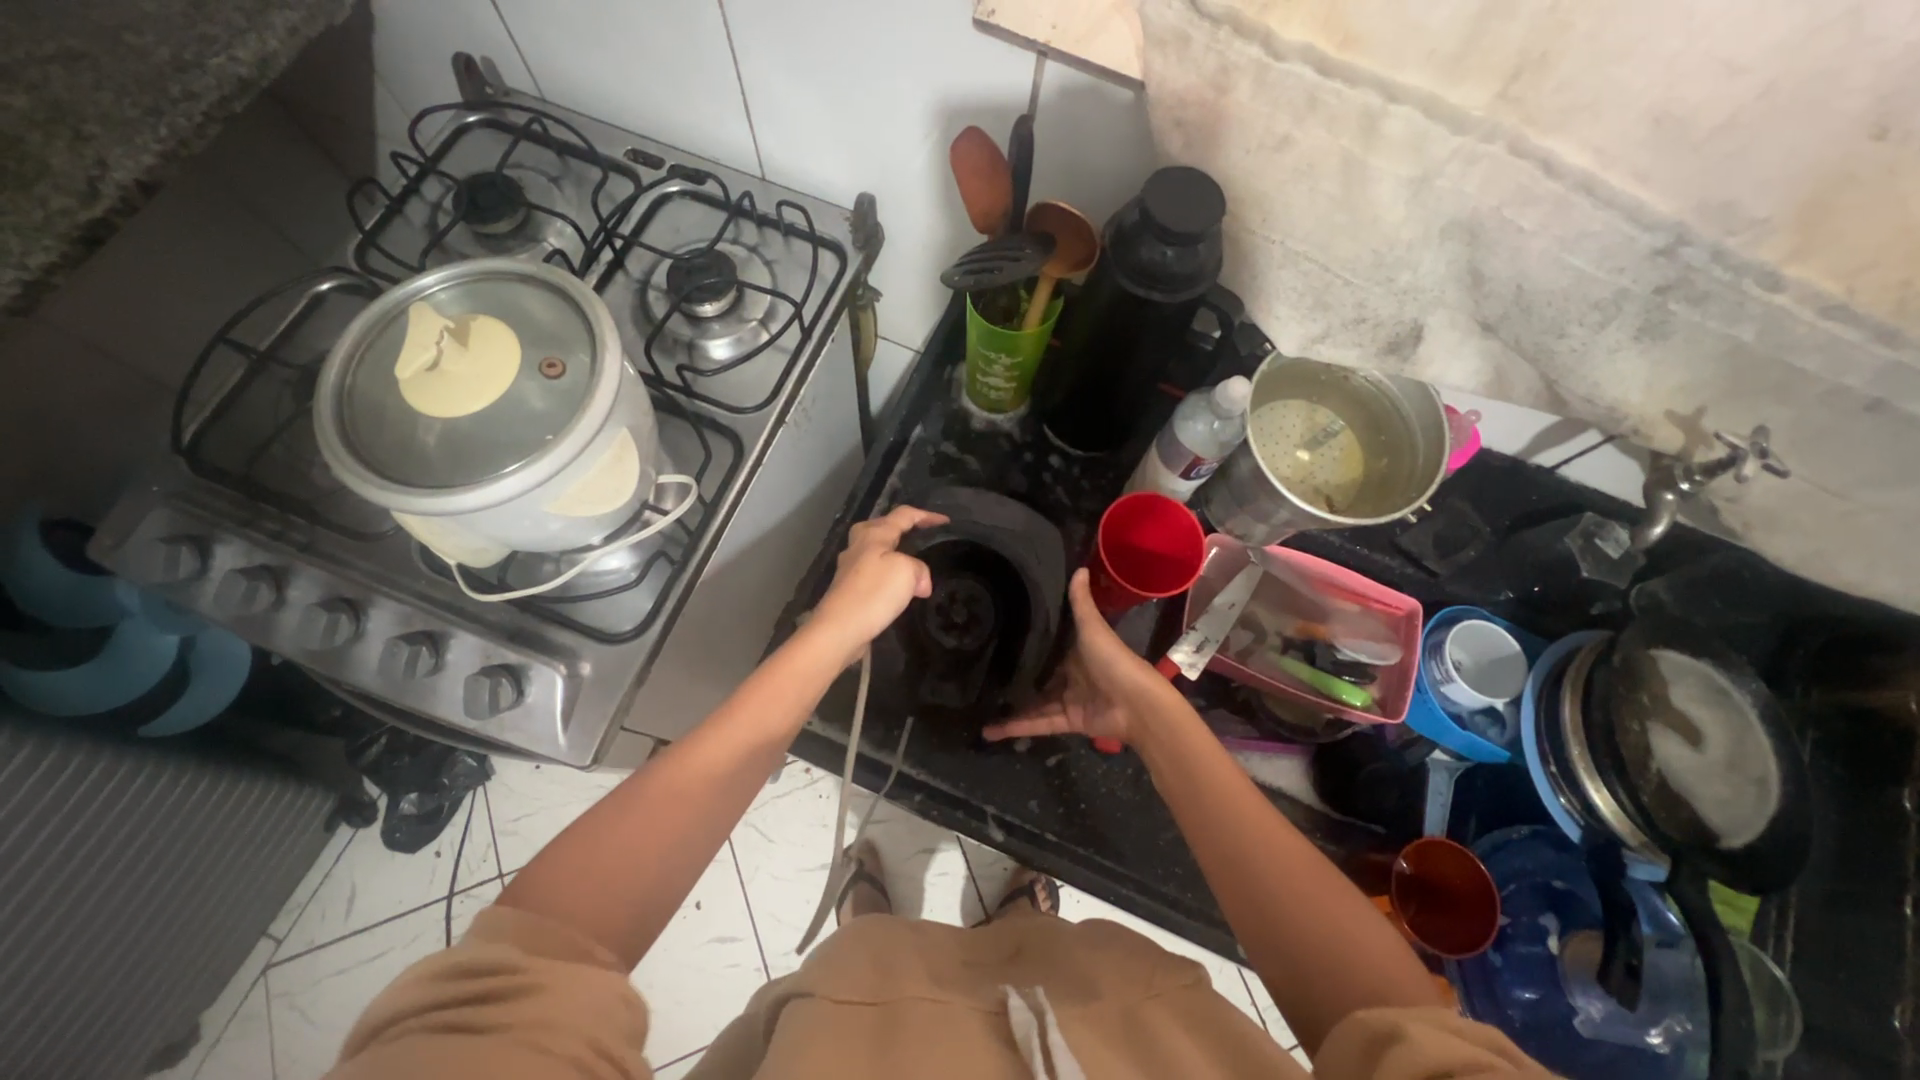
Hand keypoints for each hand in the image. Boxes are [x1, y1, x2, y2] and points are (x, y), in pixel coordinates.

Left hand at [808, 505, 948, 663]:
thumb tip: (921, 583)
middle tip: (921, 537)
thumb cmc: (873, 593)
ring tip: (913, 565)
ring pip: (875, 551)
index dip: (926, 516)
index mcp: (874, 535)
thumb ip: (919, 569)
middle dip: (902, 528)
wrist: (839, 629)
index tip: (945, 522)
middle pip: (881, 527)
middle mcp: (858, 546)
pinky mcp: (848, 590)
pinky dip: (888, 576)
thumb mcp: (907, 572)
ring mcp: (850, 568)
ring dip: (894, 554)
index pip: (903, 515)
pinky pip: (873, 574)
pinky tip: (897, 591)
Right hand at [984, 568, 1169, 746]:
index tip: (997, 635)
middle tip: (978, 672)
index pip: (1047, 645)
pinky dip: (1015, 728)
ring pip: (1033, 703)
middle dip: (1013, 677)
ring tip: (977, 705)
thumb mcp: (1093, 628)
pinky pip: (1037, 724)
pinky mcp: (1067, 721)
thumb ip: (1081, 604)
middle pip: (1037, 675)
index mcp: (1076, 650)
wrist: (1137, 704)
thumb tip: (1079, 567)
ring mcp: (1068, 699)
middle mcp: (1070, 674)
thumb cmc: (1114, 660)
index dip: (1026, 641)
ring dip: (1008, 707)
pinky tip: (989, 730)